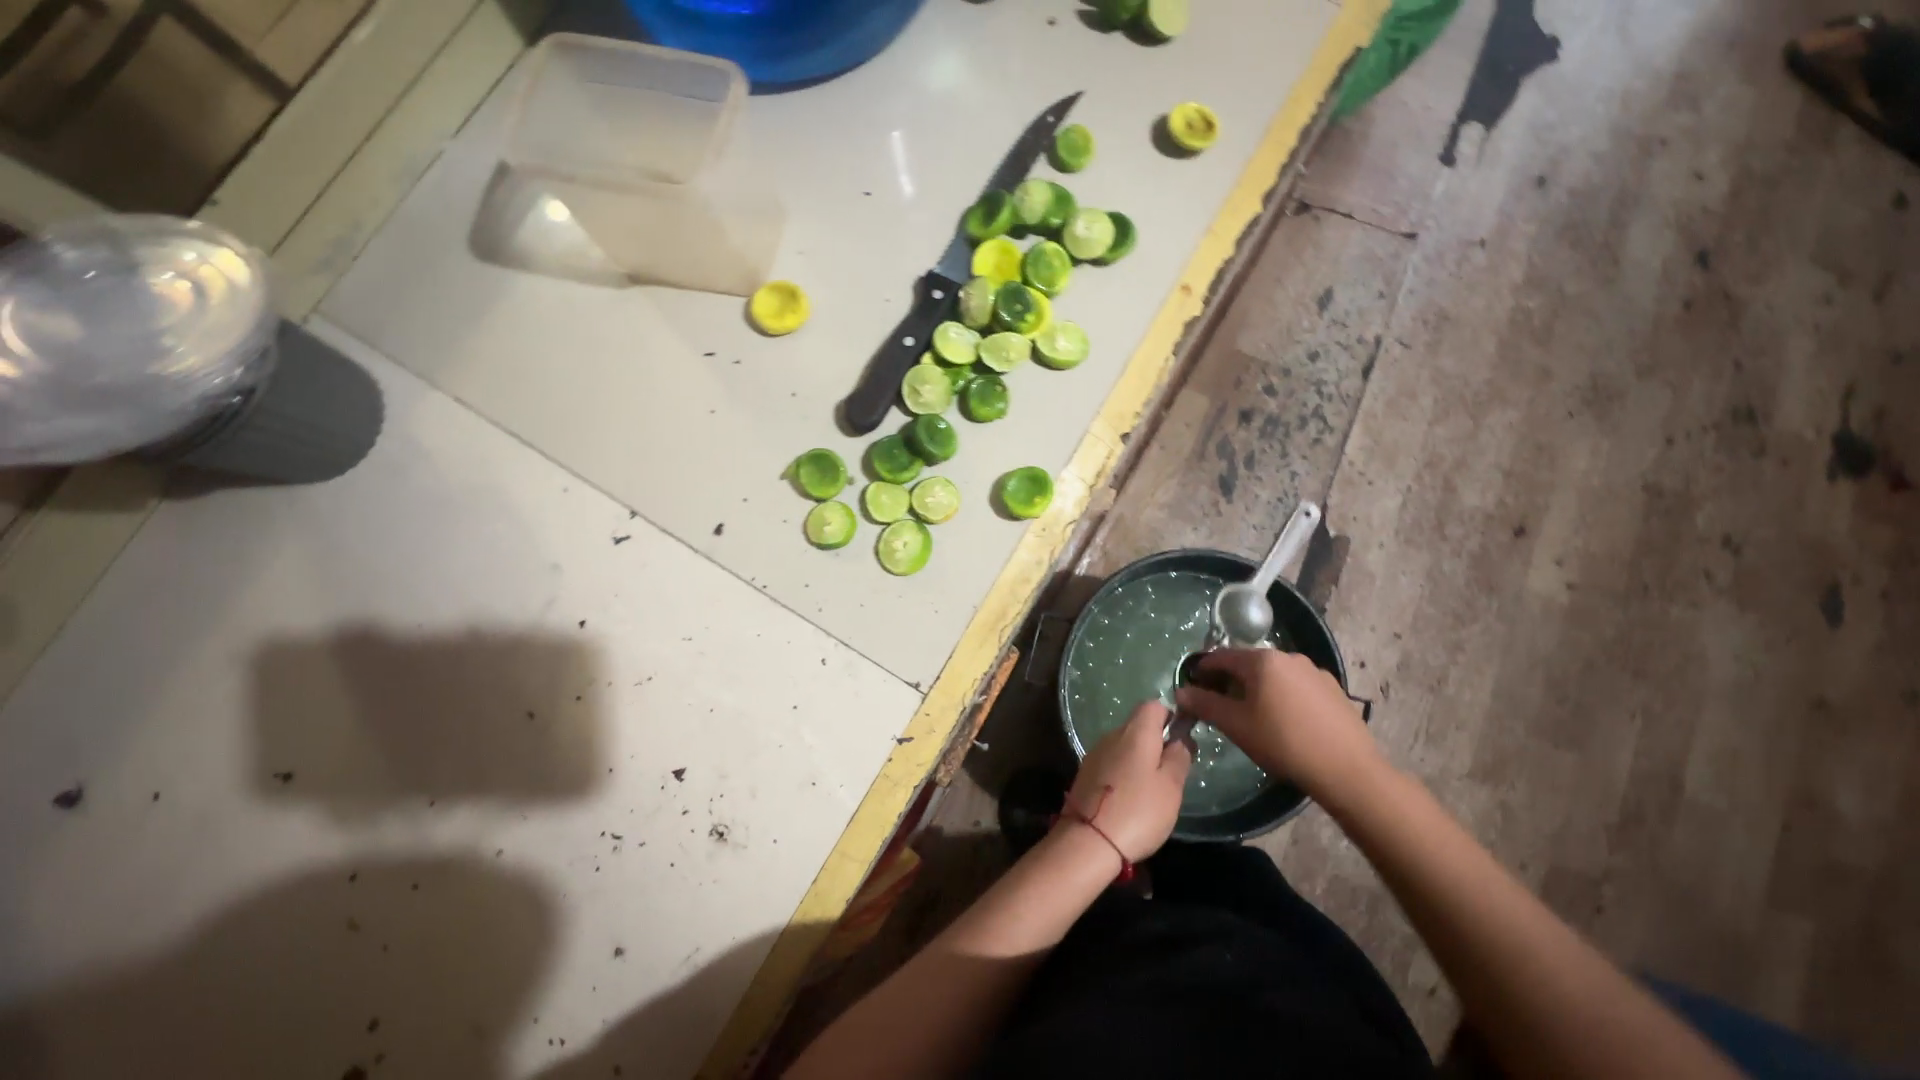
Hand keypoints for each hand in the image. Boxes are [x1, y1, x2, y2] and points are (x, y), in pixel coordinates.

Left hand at [1065, 700, 1191, 860]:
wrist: (1088, 841)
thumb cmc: (1138, 811)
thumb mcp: (1171, 786)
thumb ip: (1179, 757)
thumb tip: (1181, 738)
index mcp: (1135, 732)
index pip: (1153, 705)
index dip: (1170, 716)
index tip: (1182, 741)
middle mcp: (1111, 735)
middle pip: (1138, 727)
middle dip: (1157, 743)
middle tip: (1172, 774)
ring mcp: (1094, 755)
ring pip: (1124, 747)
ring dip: (1140, 762)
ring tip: (1153, 792)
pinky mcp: (1085, 775)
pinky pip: (1111, 764)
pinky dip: (1124, 775)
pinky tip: (1131, 800)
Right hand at [1173, 648, 1381, 801]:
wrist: (1346, 768)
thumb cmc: (1282, 743)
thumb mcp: (1235, 725)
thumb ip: (1204, 704)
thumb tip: (1181, 692)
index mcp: (1262, 660)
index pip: (1220, 657)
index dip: (1202, 670)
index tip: (1192, 688)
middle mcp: (1288, 656)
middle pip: (1248, 664)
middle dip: (1230, 681)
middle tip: (1220, 706)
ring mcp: (1314, 671)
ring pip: (1274, 675)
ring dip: (1258, 688)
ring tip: (1254, 716)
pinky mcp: (1333, 688)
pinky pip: (1297, 686)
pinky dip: (1283, 696)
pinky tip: (1286, 721)